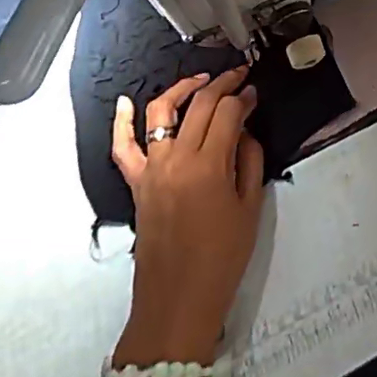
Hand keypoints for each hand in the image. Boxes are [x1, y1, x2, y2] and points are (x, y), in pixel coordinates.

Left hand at [110, 66, 265, 364]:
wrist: (178, 300)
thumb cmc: (222, 258)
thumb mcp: (250, 208)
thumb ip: (250, 161)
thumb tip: (245, 131)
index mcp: (209, 166)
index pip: (228, 113)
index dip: (244, 98)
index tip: (255, 94)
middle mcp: (176, 159)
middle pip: (199, 105)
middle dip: (223, 84)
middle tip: (240, 76)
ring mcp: (151, 169)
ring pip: (161, 113)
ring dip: (182, 89)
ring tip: (201, 80)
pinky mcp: (136, 183)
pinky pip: (122, 147)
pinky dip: (121, 122)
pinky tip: (124, 102)